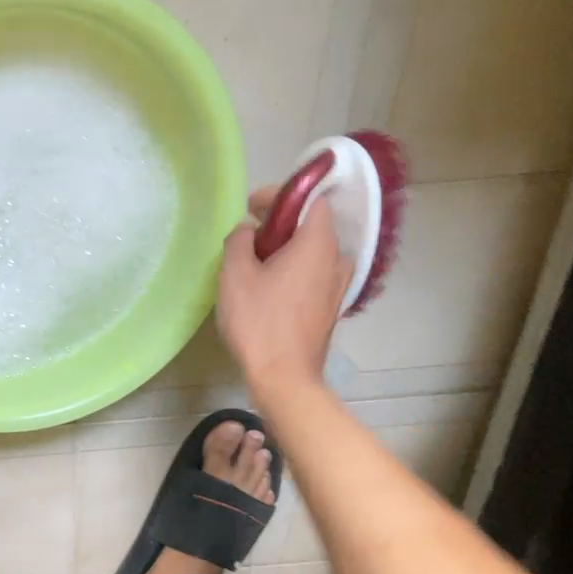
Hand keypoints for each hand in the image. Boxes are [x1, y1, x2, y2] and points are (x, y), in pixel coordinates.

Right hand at [217, 187, 350, 400]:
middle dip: (280, 226)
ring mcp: (337, 286)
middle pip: (311, 227)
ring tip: (257, 267)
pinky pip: (314, 277)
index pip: (311, 199)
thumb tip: (246, 230)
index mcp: (317, 242)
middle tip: (247, 239)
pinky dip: (294, 273)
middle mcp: (336, 258)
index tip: (251, 208)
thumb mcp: (235, 275)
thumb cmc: (258, 321)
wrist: (283, 376)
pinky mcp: (330, 309)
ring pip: (313, 254)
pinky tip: (270, 291)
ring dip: (287, 252)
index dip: (281, 197)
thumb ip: (238, 241)